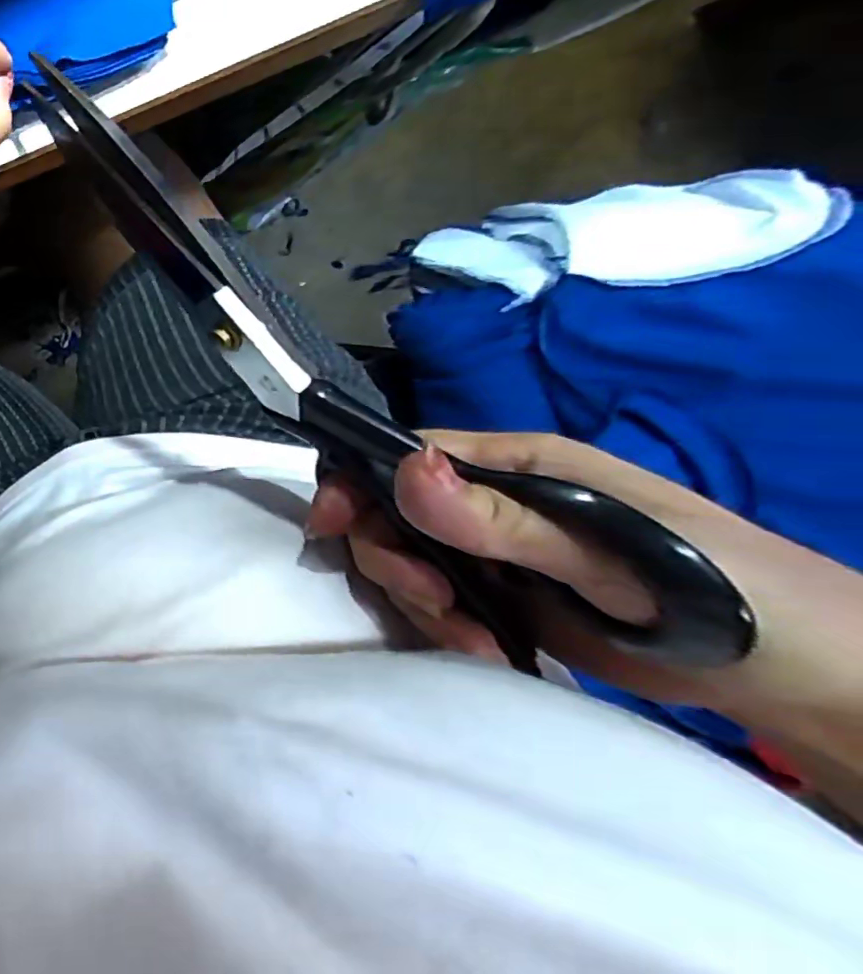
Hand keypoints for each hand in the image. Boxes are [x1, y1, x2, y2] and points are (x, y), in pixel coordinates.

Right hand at [305, 431, 862, 734]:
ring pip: (402, 562)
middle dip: (393, 560)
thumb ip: (507, 519)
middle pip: (387, 513)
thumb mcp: (617, 556)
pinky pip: (430, 603)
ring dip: (419, 603)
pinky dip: (440, 629)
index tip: (329, 526)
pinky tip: (484, 649)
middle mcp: (489, 501)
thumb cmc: (732, 597)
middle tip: (436, 601)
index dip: (354, 481)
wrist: (809, 684)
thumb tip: (405, 471)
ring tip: (474, 638)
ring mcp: (488, 551)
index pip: (403, 454)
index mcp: (517, 466)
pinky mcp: (494, 597)